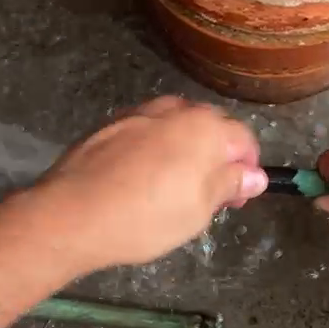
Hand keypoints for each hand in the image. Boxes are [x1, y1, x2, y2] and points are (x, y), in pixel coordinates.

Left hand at [33, 97, 265, 273]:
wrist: (73, 214)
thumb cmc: (147, 217)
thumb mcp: (199, 210)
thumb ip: (229, 184)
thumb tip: (255, 175)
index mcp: (205, 128)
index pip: (243, 138)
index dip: (247, 168)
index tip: (236, 198)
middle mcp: (175, 110)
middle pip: (210, 127)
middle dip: (216, 156)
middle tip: (207, 195)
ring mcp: (139, 113)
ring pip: (175, 126)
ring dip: (184, 149)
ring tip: (171, 187)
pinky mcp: (110, 124)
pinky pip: (145, 131)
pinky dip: (152, 149)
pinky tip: (140, 178)